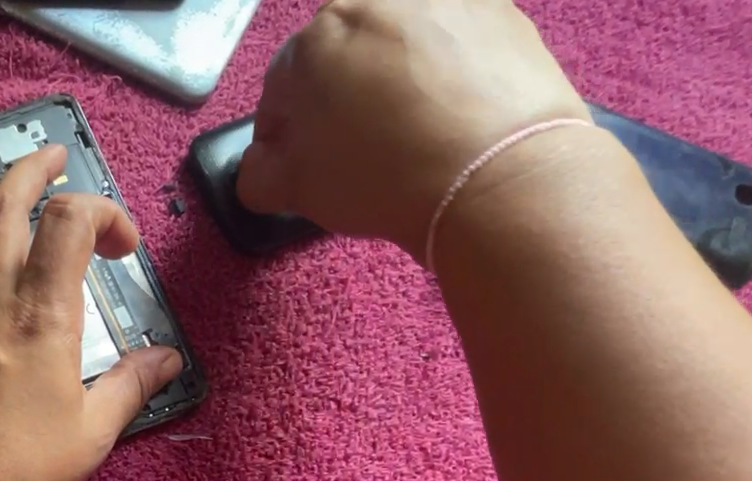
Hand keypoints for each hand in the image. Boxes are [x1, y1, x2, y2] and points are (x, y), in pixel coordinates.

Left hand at [0, 144, 182, 480]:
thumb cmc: (20, 467)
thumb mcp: (93, 434)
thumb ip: (130, 388)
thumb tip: (167, 359)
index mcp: (44, 317)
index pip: (71, 223)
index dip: (104, 213)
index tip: (124, 247)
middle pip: (6, 207)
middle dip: (32, 170)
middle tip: (53, 157)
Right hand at [240, 0, 593, 257]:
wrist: (494, 173)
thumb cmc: (379, 177)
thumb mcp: (291, 191)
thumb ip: (256, 172)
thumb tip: (264, 159)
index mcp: (312, 42)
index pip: (278, 92)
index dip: (284, 136)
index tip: (302, 166)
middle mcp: (372, 2)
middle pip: (338, 59)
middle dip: (338, 99)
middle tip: (356, 150)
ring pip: (393, 47)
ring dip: (388, 82)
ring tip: (406, 134)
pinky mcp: (495, 6)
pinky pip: (447, 41)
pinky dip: (440, 72)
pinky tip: (447, 116)